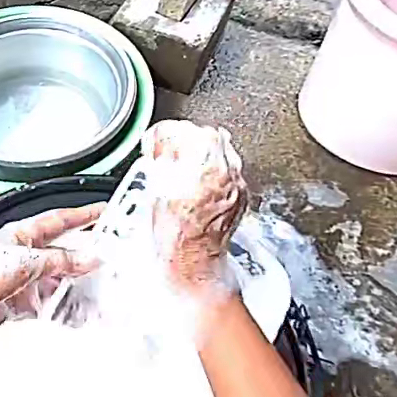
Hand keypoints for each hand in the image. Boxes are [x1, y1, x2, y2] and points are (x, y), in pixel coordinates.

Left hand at [0, 203, 103, 361]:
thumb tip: (89, 257)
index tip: (104, 211)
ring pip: (59, 282)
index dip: (83, 214)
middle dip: (86, 258)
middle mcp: (23, 254)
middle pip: (62, 253)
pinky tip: (79, 316)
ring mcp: (22, 279)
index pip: (59, 220)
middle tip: (111, 259)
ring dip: (79, 289)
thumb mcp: (25, 261)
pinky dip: (66, 311)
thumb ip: (60, 261)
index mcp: (22, 234)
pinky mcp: (19, 303)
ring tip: (100, 295)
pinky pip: (50, 305)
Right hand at [134, 120, 245, 298]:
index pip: (191, 131)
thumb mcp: (157, 192)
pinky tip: (195, 182)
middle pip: (210, 137)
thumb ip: (163, 163)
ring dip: (200, 154)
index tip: (158, 141)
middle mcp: (228, 174)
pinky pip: (227, 172)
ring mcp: (237, 186)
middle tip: (168, 150)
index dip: (169, 133)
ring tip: (181, 165)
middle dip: (186, 140)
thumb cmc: (175, 238)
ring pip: (221, 152)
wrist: (194, 265)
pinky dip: (211, 171)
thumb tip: (162, 148)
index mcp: (206, 168)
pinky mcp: (240, 198)